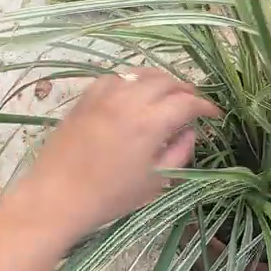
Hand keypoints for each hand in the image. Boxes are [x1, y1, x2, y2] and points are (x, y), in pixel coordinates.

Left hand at [6, 68, 219, 241]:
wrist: (57, 197)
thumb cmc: (109, 197)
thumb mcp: (155, 182)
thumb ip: (180, 153)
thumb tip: (190, 132)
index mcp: (149, 123)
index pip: (186, 103)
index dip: (205, 106)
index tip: (213, 114)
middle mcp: (128, 101)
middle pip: (166, 81)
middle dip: (185, 89)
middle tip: (193, 103)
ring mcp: (104, 96)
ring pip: (140, 74)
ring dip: (160, 80)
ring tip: (168, 93)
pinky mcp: (85, 98)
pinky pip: (115, 78)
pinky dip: (131, 81)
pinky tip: (133, 92)